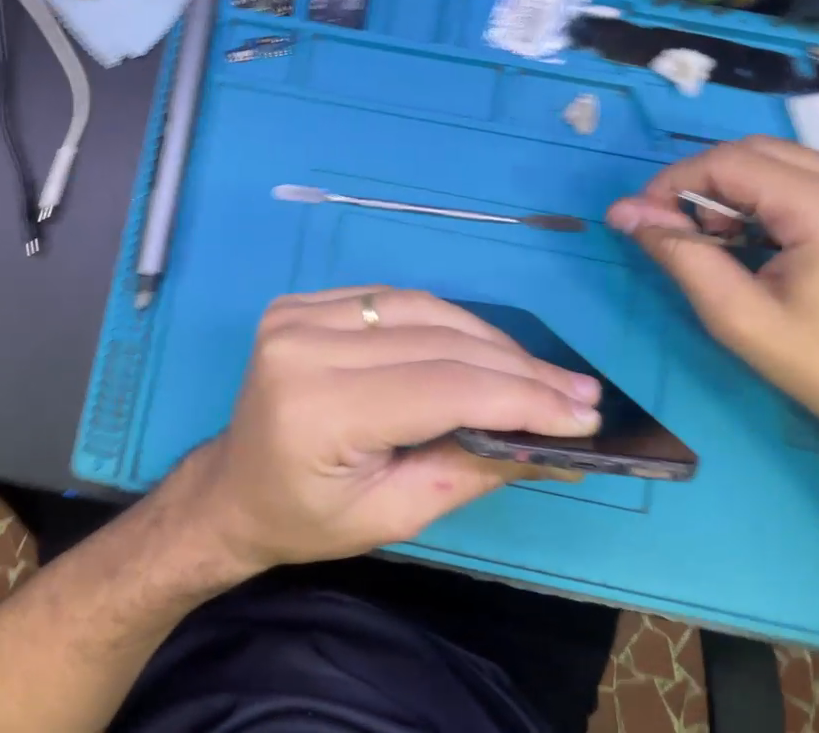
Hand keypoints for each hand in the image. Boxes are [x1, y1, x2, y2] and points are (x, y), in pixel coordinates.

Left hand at [172, 287, 602, 573]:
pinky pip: (391, 301)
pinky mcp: (300, 302)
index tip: (584, 414)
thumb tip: (558, 445)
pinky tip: (482, 348)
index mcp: (318, 407)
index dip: (521, 397)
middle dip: (518, 368)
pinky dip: (443, 322)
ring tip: (543, 374)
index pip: (442, 387)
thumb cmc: (306, 518)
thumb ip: (472, 471)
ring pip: (420, 309)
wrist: (233, 488)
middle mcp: (303, 345)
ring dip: (488, 339)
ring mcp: (296, 314)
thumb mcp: (392, 515)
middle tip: (580, 393)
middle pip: (436, 341)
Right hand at [606, 137, 818, 463]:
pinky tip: (790, 242)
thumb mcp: (738, 318)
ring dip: (752, 190)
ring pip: (799, 161)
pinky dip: (795, 197)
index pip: (730, 161)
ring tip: (741, 243)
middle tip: (692, 235)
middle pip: (764, 151)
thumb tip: (623, 211)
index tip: (647, 216)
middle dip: (710, 184)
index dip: (675, 181)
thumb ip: (678, 253)